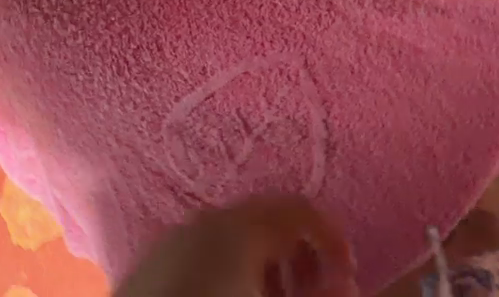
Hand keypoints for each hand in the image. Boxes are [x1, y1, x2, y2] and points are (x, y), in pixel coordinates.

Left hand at [115, 196, 359, 296]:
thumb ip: (318, 294)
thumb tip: (347, 286)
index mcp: (242, 226)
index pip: (302, 210)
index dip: (332, 238)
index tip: (348, 275)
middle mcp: (208, 219)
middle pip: (269, 222)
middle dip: (300, 257)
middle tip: (316, 292)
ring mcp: (174, 239)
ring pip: (234, 239)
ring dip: (266, 268)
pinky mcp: (150, 265)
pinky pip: (203, 254)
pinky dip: (229, 273)